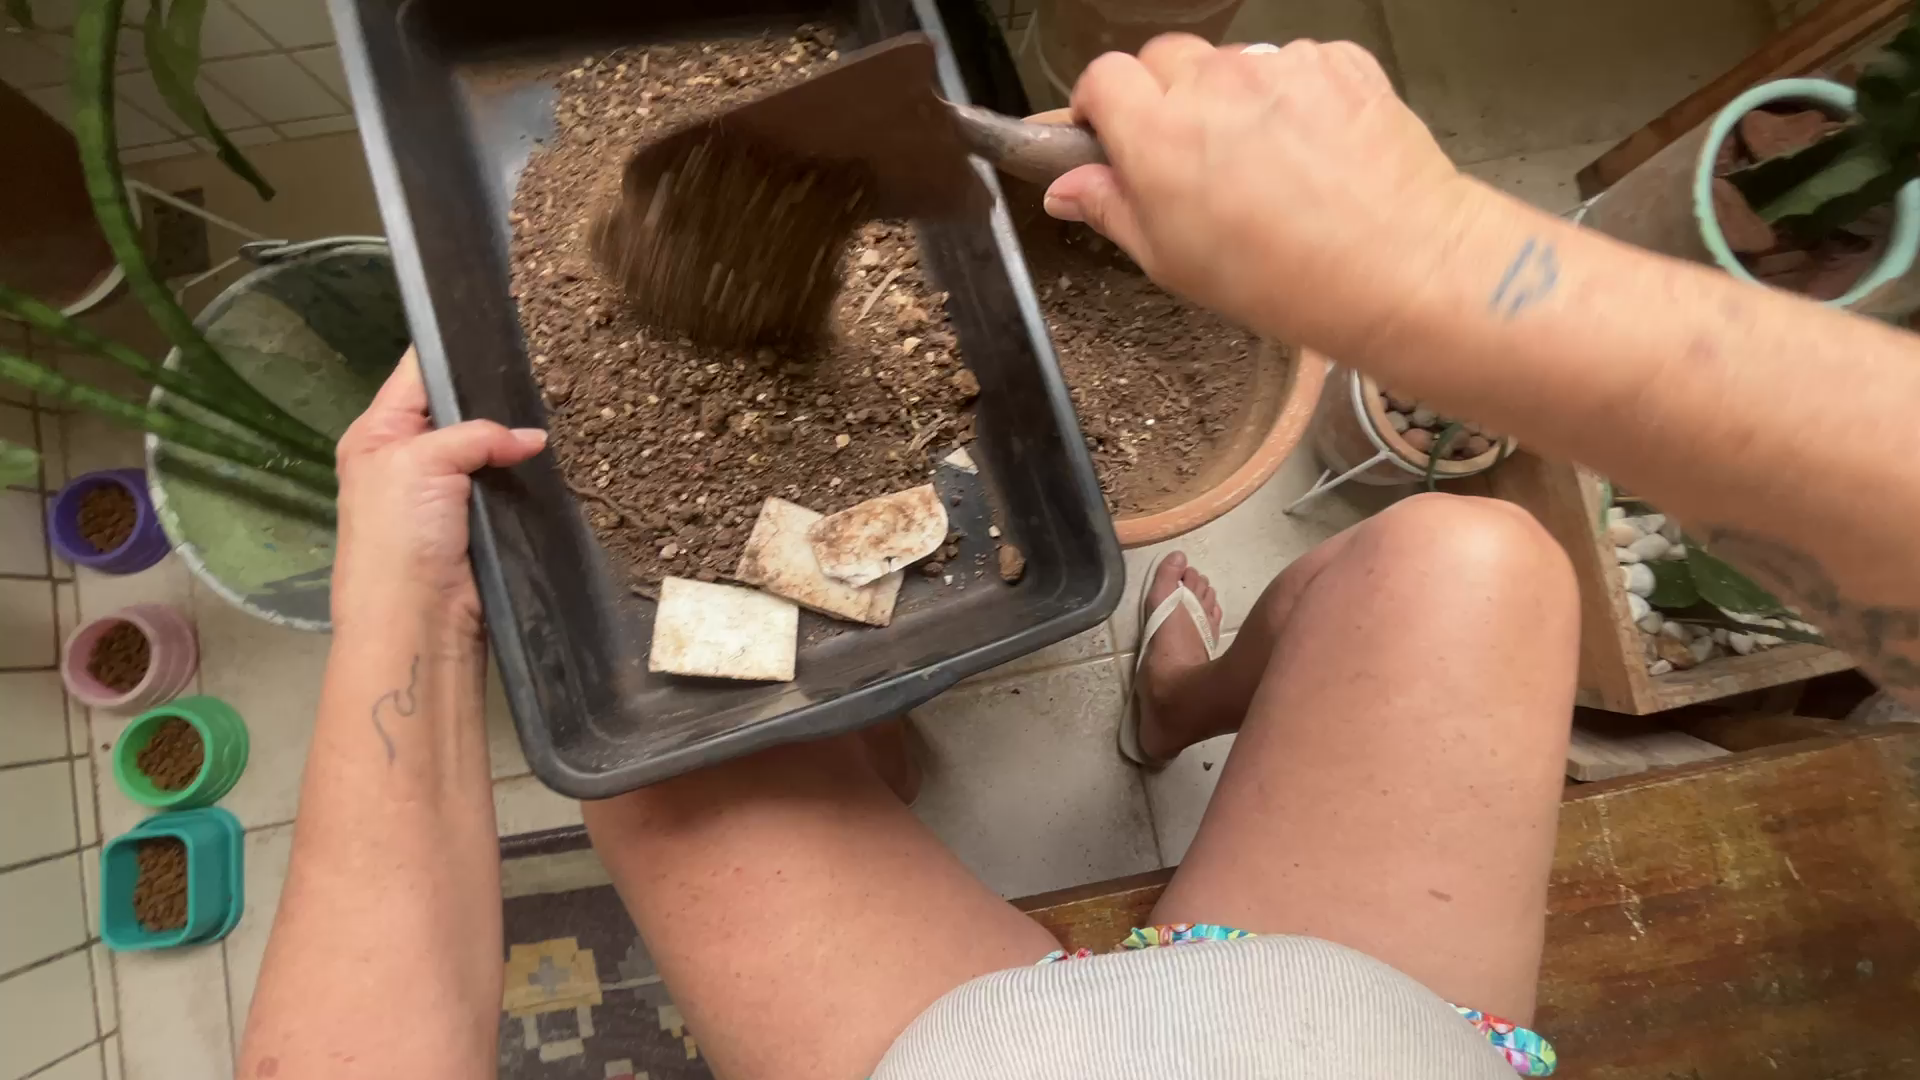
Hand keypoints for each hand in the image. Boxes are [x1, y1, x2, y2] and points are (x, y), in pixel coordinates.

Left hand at [331, 350, 547, 644]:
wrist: (419, 611)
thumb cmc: (400, 532)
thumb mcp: (421, 463)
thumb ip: (478, 436)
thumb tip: (535, 439)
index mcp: (378, 433)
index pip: (415, 376)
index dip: (450, 352)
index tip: (495, 330)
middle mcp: (411, 456)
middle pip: (459, 411)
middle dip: (494, 396)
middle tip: (542, 373)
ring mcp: (447, 489)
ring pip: (487, 447)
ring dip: (514, 436)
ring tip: (556, 410)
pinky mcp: (480, 517)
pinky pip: (505, 481)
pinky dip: (524, 470)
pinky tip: (550, 457)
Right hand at [1044, 35, 1477, 353]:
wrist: (1387, 264)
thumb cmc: (1271, 277)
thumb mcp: (1168, 260)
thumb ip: (1110, 210)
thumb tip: (1065, 189)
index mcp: (1158, 136)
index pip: (1102, 78)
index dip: (1096, 105)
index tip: (1105, 134)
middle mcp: (1212, 85)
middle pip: (1161, 59)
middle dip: (1158, 99)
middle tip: (1179, 157)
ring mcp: (1277, 65)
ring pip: (1225, 64)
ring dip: (1221, 100)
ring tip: (1252, 164)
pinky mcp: (1333, 58)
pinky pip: (1286, 65)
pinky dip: (1280, 97)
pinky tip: (1299, 150)